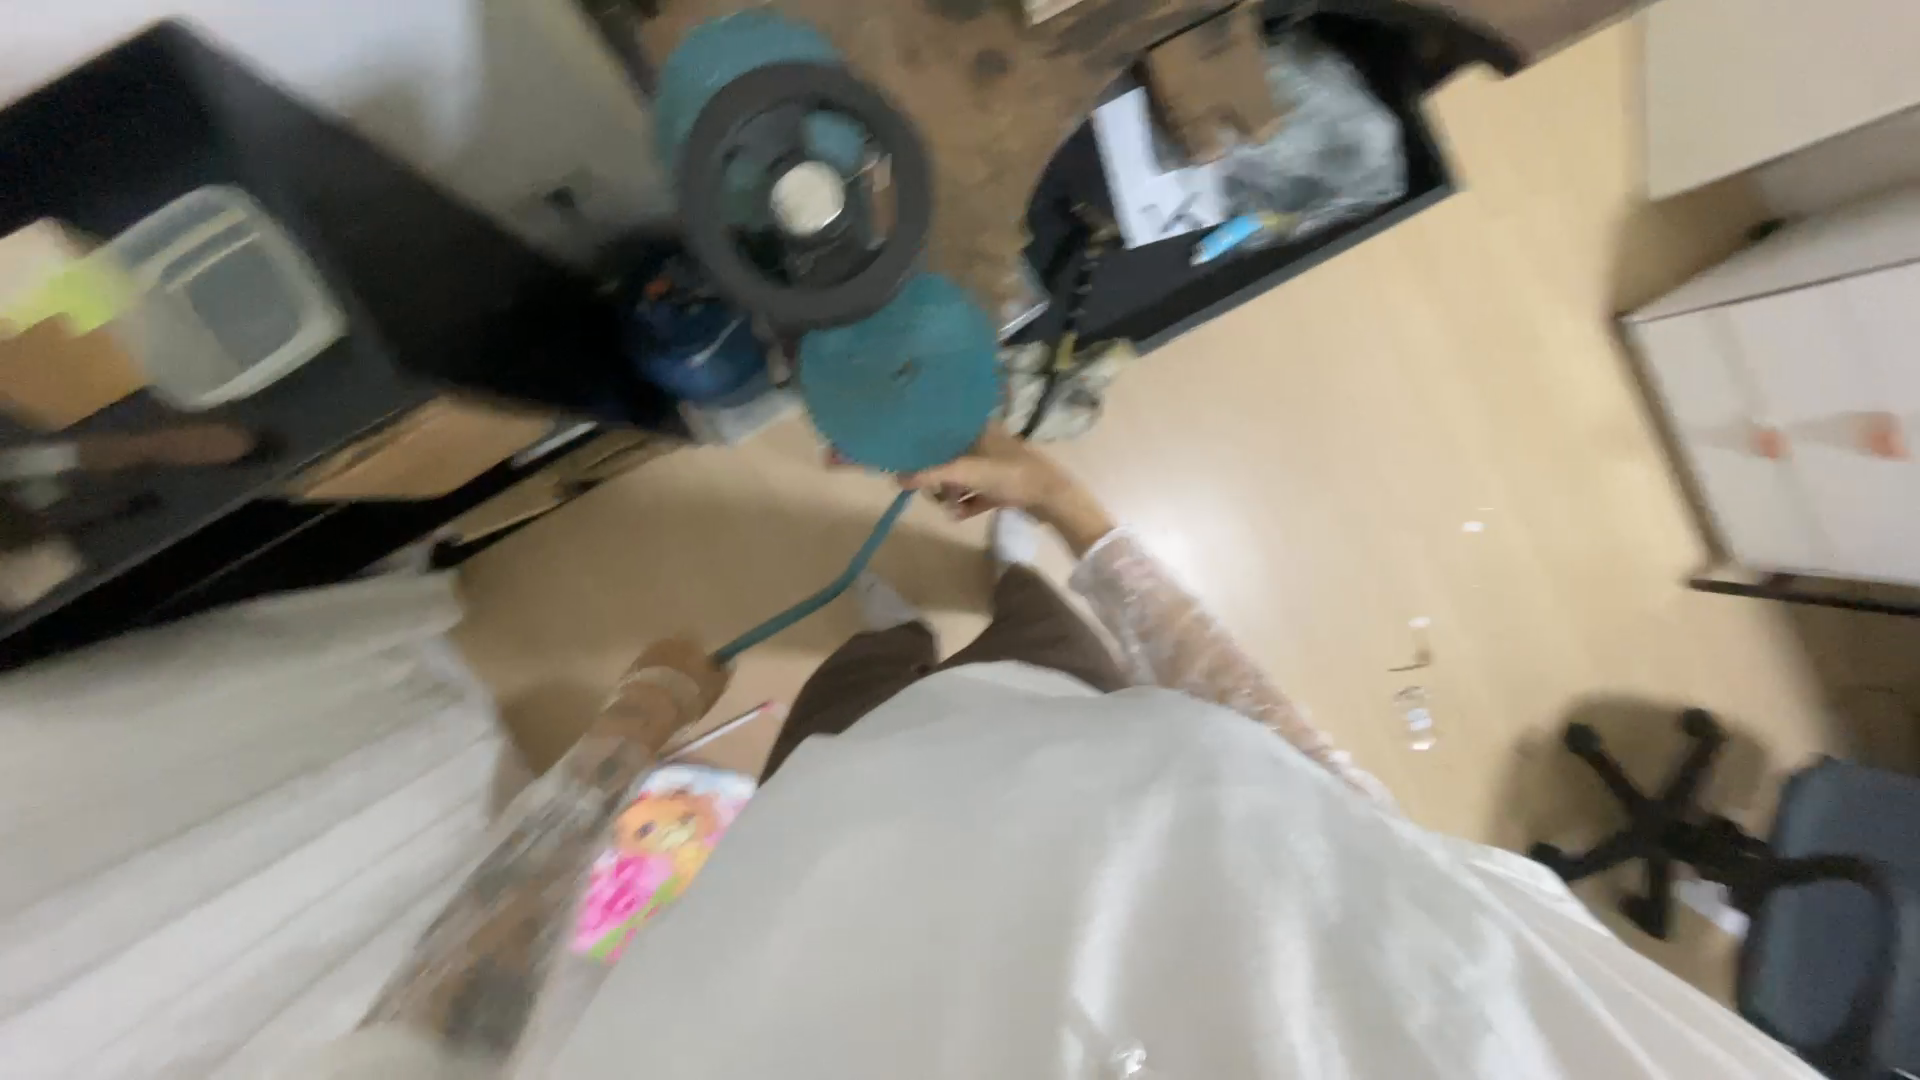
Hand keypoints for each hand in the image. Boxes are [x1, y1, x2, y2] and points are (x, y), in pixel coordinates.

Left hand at [601, 637, 730, 749]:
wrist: (646, 713)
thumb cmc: (687, 697)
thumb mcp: (714, 689)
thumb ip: (722, 673)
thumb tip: (728, 663)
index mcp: (688, 641)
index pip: (698, 643)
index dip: (701, 658)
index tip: (705, 673)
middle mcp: (665, 643)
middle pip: (676, 651)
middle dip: (681, 664)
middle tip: (686, 685)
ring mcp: (643, 656)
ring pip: (659, 662)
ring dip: (664, 674)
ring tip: (669, 696)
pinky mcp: (627, 673)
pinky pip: (645, 675)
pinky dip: (650, 684)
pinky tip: (654, 701)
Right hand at [898, 428, 1115, 554]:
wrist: (1051, 497)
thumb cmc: (1008, 474)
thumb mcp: (965, 472)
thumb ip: (930, 474)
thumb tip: (896, 479)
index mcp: (978, 427)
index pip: (943, 429)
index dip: (925, 443)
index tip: (909, 459)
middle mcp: (985, 442)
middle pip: (950, 458)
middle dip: (939, 478)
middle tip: (934, 493)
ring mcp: (994, 466)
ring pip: (962, 478)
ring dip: (953, 494)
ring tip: (949, 508)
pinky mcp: (1002, 486)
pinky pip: (976, 494)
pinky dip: (966, 504)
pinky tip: (958, 515)